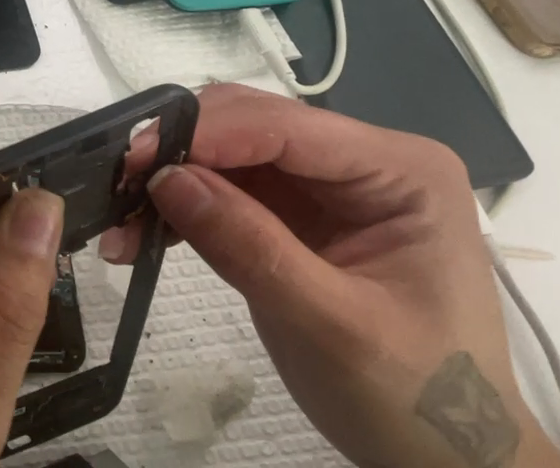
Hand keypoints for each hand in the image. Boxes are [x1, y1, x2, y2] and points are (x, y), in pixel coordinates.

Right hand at [100, 84, 559, 467]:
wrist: (442, 459)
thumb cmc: (415, 398)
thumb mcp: (331, 327)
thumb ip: (250, 247)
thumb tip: (165, 180)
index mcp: (399, 170)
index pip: (285, 126)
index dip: (204, 134)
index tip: (133, 162)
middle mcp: (360, 160)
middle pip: (247, 126)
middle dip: (178, 152)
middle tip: (117, 190)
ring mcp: (324, 184)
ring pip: (222, 152)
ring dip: (167, 179)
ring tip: (120, 222)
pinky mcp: (292, 211)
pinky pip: (220, 187)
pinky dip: (177, 206)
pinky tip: (141, 235)